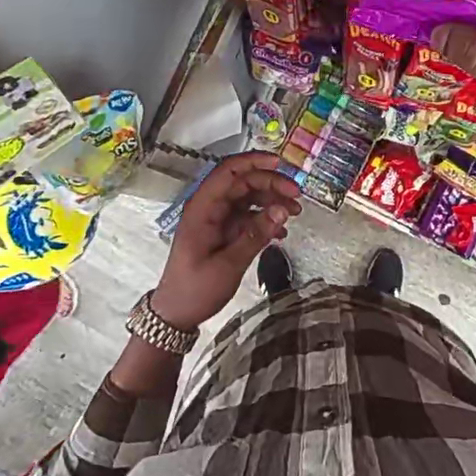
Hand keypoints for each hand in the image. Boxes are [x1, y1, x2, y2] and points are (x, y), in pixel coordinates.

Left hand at [152, 152, 302, 328]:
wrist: (177, 314)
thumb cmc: (196, 289)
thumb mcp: (229, 264)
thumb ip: (256, 235)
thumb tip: (283, 209)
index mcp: (202, 209)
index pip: (228, 172)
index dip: (254, 162)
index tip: (281, 163)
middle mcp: (210, 209)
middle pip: (242, 183)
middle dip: (271, 184)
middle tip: (297, 197)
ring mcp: (217, 220)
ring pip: (248, 199)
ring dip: (272, 201)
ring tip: (295, 213)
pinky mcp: (224, 233)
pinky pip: (248, 217)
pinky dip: (266, 220)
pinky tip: (282, 232)